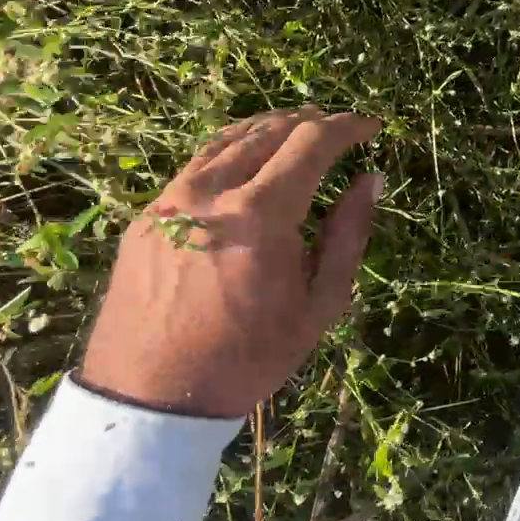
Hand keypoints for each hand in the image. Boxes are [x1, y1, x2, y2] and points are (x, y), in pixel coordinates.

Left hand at [79, 106, 383, 417]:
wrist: (151, 398)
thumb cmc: (250, 354)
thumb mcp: (320, 301)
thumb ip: (348, 233)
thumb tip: (370, 180)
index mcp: (261, 215)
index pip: (311, 143)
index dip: (347, 127)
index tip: (372, 127)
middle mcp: (212, 195)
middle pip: (269, 131)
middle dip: (312, 122)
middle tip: (339, 128)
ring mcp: (172, 203)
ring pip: (229, 140)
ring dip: (271, 128)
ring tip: (299, 130)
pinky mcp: (147, 218)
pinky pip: (197, 164)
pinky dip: (234, 148)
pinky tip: (250, 158)